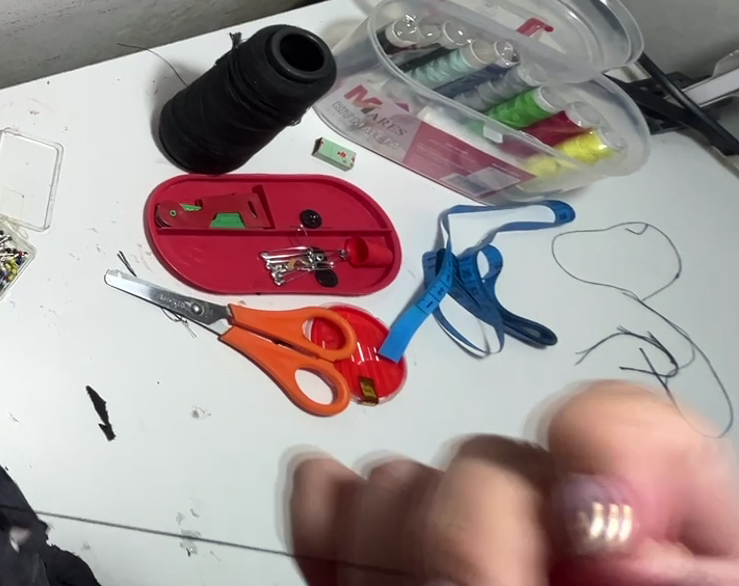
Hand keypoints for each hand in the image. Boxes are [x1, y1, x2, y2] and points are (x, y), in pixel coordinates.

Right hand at [289, 381, 738, 584]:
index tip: (599, 549)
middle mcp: (557, 521)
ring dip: (391, 556)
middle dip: (466, 545)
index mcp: (679, 550)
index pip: (631, 428)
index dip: (605, 453)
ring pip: (392, 476)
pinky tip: (358, 584)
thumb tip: (620, 556)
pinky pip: (319, 485)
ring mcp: (447, 522)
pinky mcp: (362, 536)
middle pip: (480, 457)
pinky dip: (325, 533)